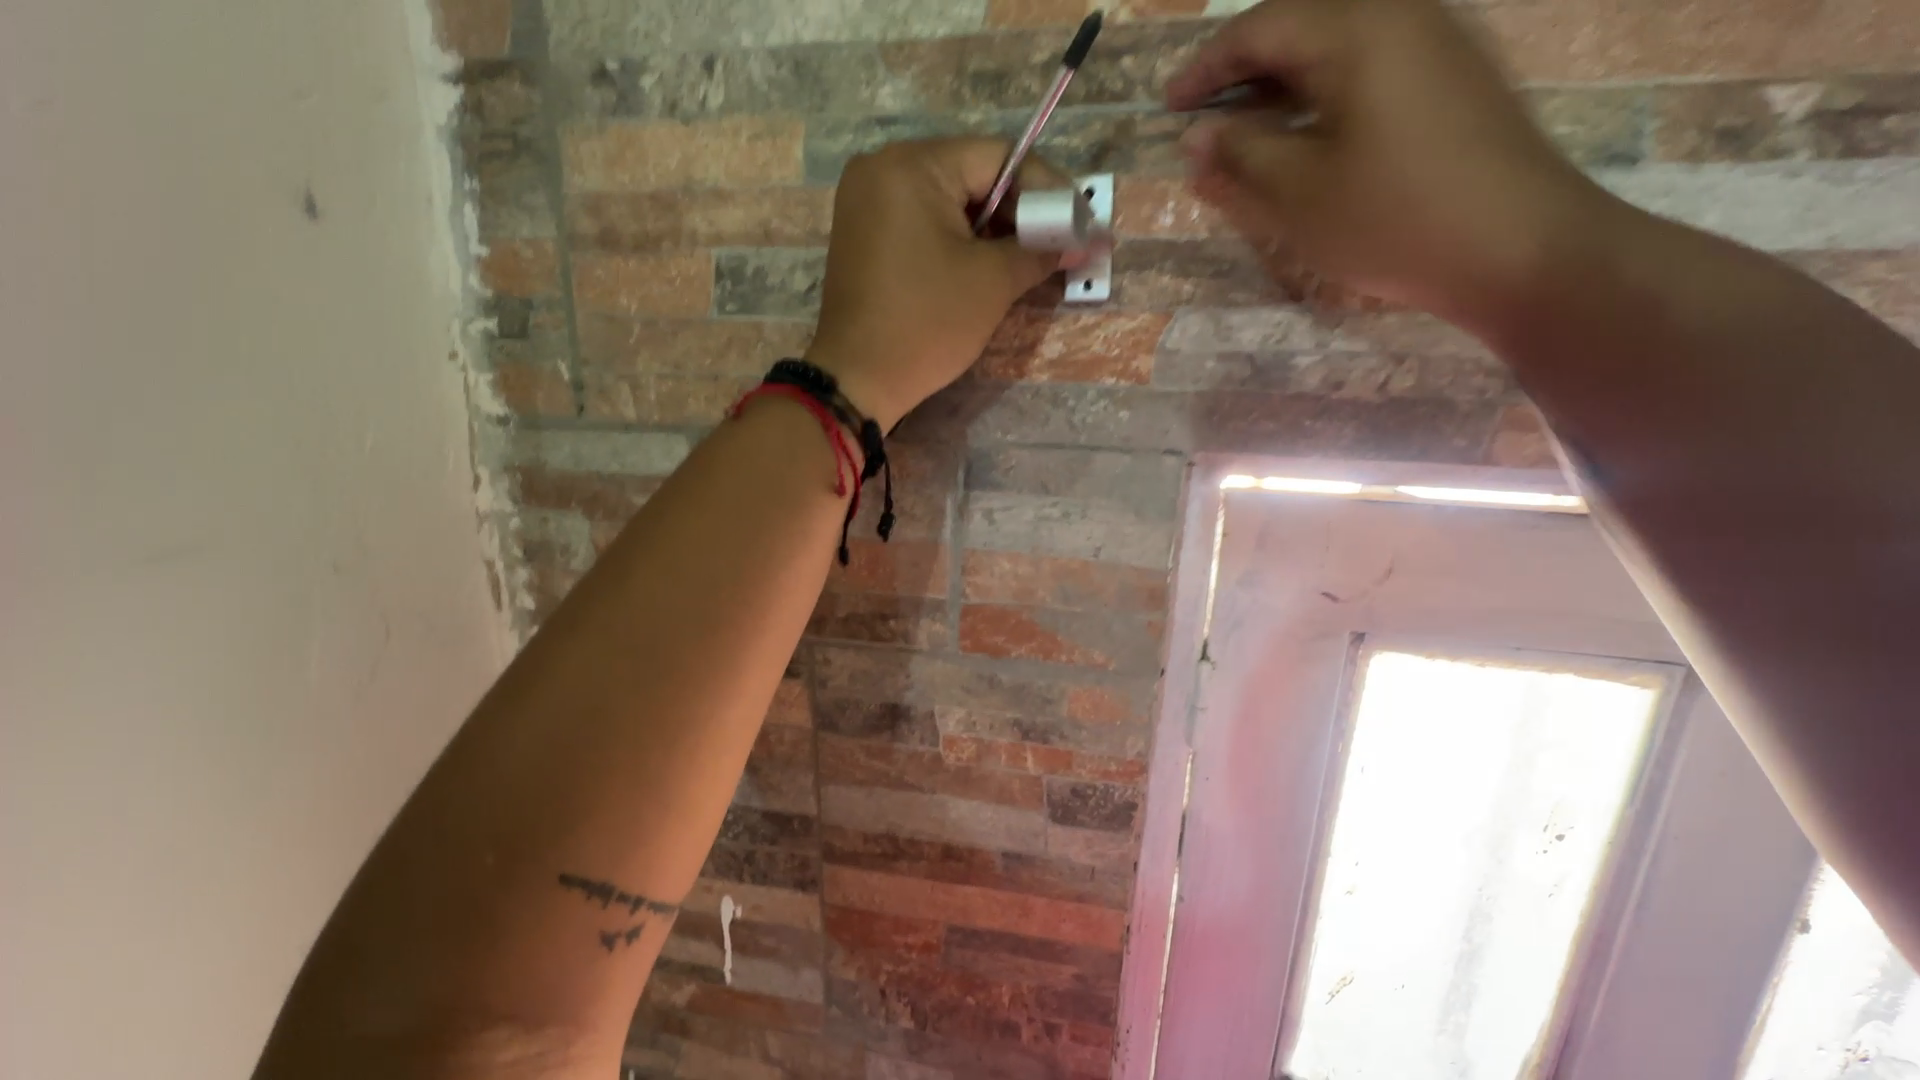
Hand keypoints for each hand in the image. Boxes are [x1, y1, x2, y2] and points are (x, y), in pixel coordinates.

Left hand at [806, 139, 1064, 430]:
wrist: (857, 379)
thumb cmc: (927, 323)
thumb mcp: (993, 282)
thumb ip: (1040, 250)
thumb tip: (1083, 240)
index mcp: (912, 166)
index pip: (999, 157)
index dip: (1047, 188)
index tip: (1078, 221)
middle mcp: (882, 167)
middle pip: (972, 173)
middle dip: (1020, 209)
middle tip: (1058, 242)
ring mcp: (866, 200)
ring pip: (948, 197)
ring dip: (991, 226)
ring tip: (1029, 258)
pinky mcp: (863, 231)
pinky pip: (922, 218)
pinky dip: (958, 237)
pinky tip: (987, 263)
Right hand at [1167, 0, 1627, 331]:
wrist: (1524, 249)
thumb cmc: (1397, 220)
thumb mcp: (1299, 194)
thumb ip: (1240, 154)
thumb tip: (1197, 136)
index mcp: (1357, 31)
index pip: (1260, 28)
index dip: (1205, 67)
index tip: (1168, 107)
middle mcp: (1401, 16)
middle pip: (1301, 25)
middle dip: (1243, 70)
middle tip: (1204, 117)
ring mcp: (1437, 44)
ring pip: (1338, 47)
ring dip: (1283, 84)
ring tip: (1247, 132)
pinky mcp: (1456, 79)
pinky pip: (1372, 67)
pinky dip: (1325, 94)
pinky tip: (1308, 137)